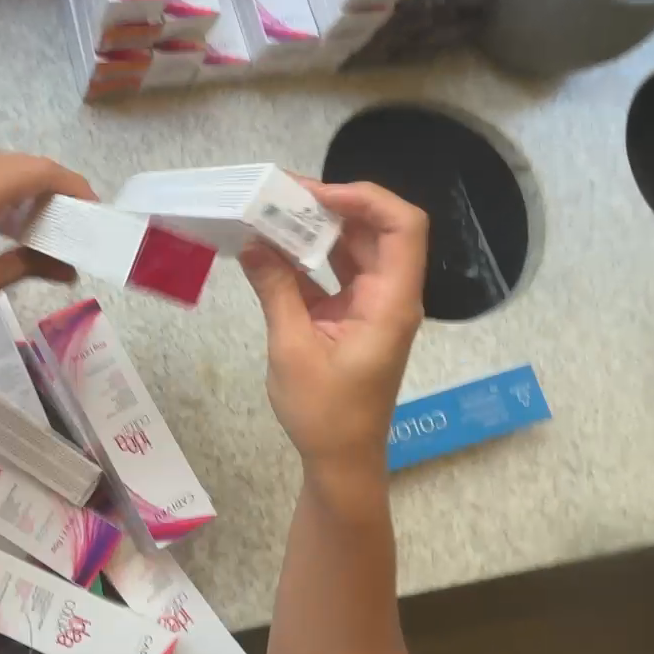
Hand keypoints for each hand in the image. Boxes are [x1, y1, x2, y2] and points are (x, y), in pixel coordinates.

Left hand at [0, 151, 94, 358]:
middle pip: (15, 162)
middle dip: (50, 183)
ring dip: (22, 181)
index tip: (92, 207)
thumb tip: (70, 269)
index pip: (33, 172)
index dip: (70, 184)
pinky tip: (7, 216)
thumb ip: (31, 264)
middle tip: (73, 215)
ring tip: (45, 216)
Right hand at [240, 180, 427, 473]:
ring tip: (271, 212)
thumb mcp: (292, 347)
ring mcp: (370, 305)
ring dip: (317, 229)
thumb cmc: (324, 411)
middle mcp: (388, 295)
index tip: (313, 194)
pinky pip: (334, 273)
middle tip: (280, 194)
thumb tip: (252, 244)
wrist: (340, 458)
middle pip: (376, 230)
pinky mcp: (350, 316)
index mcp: (390, 302)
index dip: (365, 199)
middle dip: (331, 206)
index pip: (401, 227)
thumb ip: (275, 290)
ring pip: (353, 249)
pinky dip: (306, 257)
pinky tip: (271, 249)